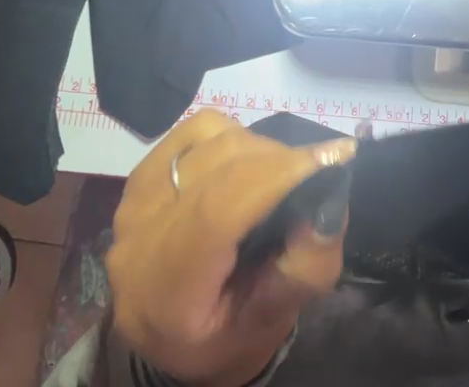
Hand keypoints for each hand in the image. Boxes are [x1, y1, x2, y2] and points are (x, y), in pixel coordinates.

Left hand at [107, 111, 354, 386]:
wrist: (178, 339)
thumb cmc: (232, 332)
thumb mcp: (277, 317)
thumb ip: (306, 267)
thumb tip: (329, 198)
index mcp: (167, 290)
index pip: (217, 210)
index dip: (278, 173)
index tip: (335, 155)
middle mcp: (139, 238)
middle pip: (219, 163)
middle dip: (281, 159)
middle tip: (314, 175)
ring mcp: (133, 202)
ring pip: (211, 138)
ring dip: (259, 147)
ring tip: (276, 177)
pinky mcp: (140, 176)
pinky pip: (195, 129)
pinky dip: (231, 136)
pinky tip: (244, 166)